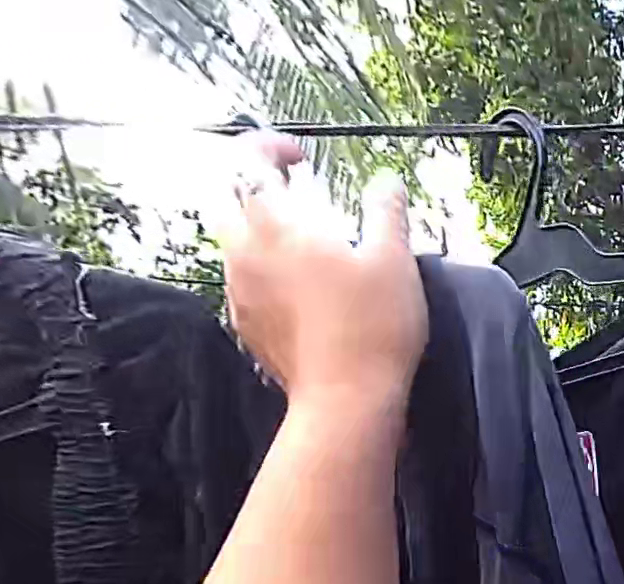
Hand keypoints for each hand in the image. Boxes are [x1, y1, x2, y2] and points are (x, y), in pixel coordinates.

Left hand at [219, 133, 425, 419]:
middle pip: (228, 196)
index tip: (297, 155)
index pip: (249, 159)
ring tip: (308, 250)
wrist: (350, 397)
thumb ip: (388, 215)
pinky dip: (269, 274)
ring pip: (236, 241)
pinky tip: (304, 294)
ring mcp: (240, 289)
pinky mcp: (248, 323)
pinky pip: (247, 283)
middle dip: (257, 187)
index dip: (270, 147)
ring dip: (265, 233)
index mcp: (276, 224)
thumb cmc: (375, 329)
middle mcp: (245, 249)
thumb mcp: (396, 264)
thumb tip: (388, 185)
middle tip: (295, 197)